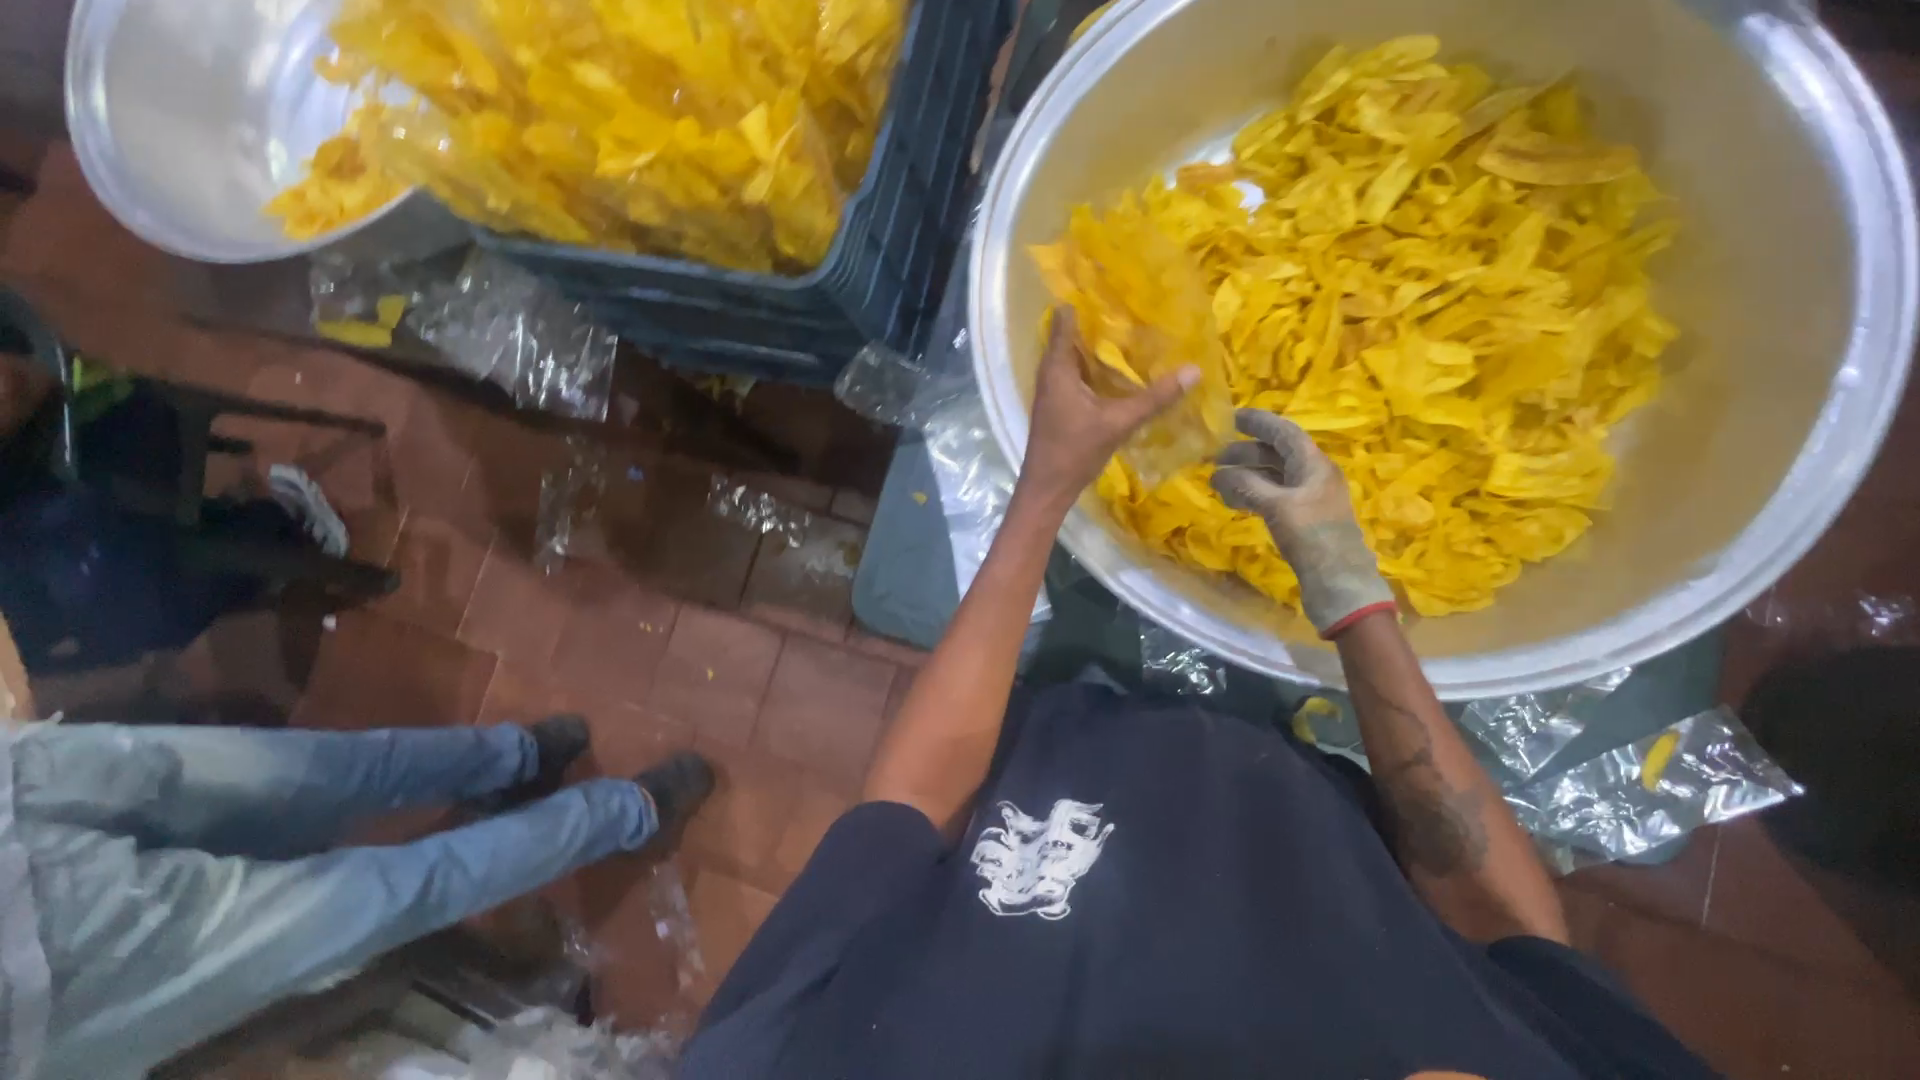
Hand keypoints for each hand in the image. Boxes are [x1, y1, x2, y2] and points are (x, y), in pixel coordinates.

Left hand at [1017, 308, 1196, 511]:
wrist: (1048, 488)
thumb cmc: (1075, 451)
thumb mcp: (1118, 423)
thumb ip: (1154, 398)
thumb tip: (1193, 371)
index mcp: (1057, 368)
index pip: (1065, 320)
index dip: (1084, 302)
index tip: (1110, 285)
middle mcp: (1050, 373)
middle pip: (1071, 336)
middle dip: (1098, 322)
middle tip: (1131, 306)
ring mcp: (1052, 390)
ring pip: (1074, 358)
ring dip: (1097, 347)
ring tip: (1131, 332)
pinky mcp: (1059, 406)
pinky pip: (1077, 375)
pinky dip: (1095, 368)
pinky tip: (1119, 371)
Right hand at [1209, 408, 1395, 637]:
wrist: (1338, 581)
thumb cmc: (1311, 536)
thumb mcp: (1276, 505)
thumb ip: (1246, 485)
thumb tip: (1218, 474)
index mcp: (1314, 464)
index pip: (1284, 433)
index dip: (1259, 423)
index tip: (1232, 417)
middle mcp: (1314, 476)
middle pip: (1278, 454)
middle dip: (1246, 452)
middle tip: (1216, 457)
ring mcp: (1311, 498)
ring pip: (1275, 476)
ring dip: (1247, 475)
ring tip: (1219, 482)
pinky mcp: (1305, 520)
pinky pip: (1275, 496)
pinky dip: (1254, 494)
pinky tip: (1236, 502)